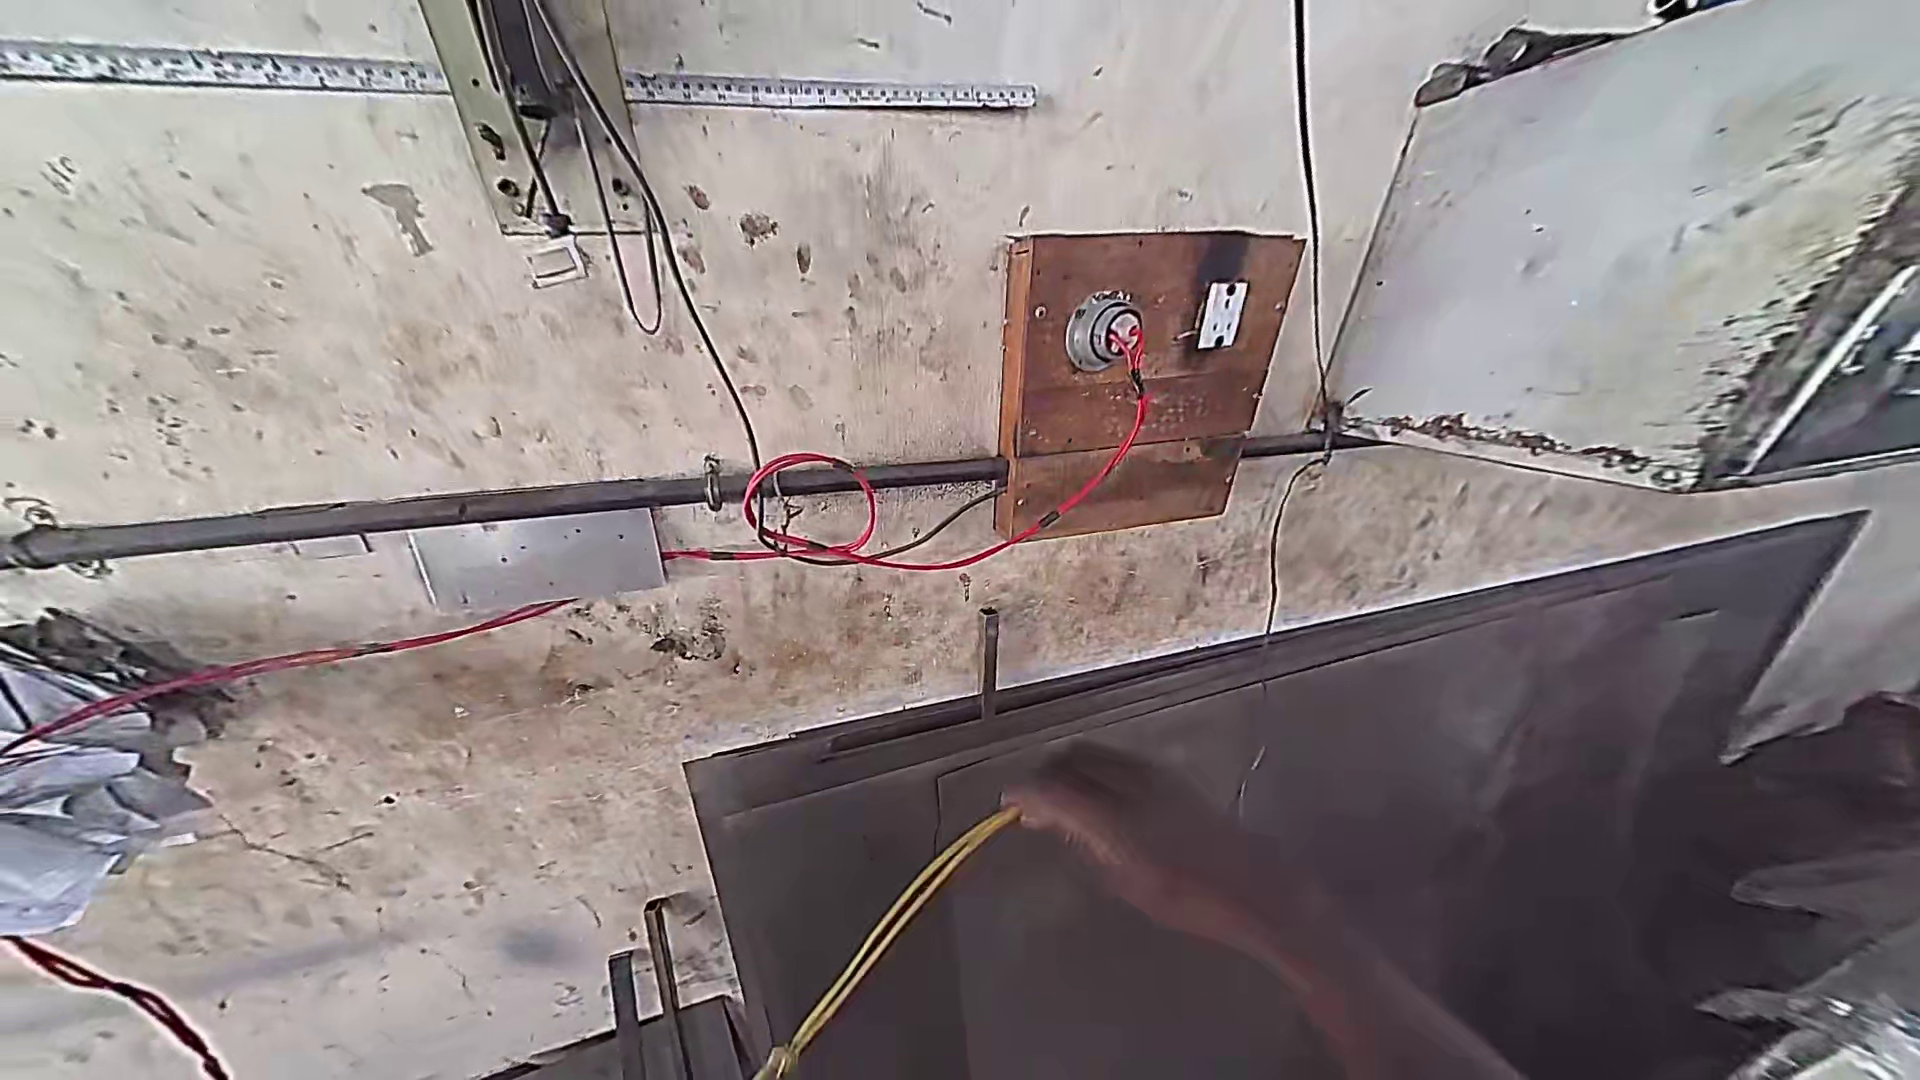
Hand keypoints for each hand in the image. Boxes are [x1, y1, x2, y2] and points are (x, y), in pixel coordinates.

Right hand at [1003, 743, 1305, 950]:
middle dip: (1044, 776)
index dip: (1024, 791)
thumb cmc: (1186, 897)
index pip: (1053, 788)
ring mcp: (1147, 770)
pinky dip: (1089, 766)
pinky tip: (1094, 791)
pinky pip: (1111, 756)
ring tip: (1060, 797)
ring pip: (1089, 752)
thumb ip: (1084, 841)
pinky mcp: (1162, 770)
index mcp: (1113, 816)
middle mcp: (1127, 781)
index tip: (1008, 801)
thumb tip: (1051, 820)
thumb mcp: (1125, 879)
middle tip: (1034, 803)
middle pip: (1068, 759)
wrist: (1251, 883)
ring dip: (1066, 768)